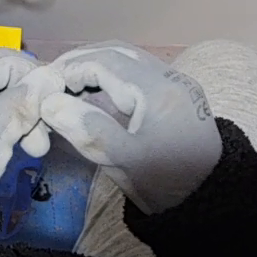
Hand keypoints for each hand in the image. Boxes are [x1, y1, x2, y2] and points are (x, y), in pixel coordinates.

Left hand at [0, 50, 60, 190]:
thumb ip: (21, 103)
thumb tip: (49, 76)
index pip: (5, 61)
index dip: (36, 77)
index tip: (56, 104)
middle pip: (1, 82)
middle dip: (28, 106)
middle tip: (42, 141)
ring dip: (18, 122)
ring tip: (33, 151)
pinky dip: (2, 132)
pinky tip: (12, 151)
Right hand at [40, 43, 221, 213]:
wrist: (210, 204)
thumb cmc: (167, 184)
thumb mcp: (126, 162)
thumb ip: (90, 130)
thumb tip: (51, 104)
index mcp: (159, 90)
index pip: (107, 61)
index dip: (71, 68)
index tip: (46, 85)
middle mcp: (169, 78)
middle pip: (118, 53)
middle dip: (81, 62)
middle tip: (53, 79)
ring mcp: (173, 85)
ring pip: (127, 61)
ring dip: (95, 68)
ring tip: (67, 87)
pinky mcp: (173, 97)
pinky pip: (136, 75)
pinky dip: (110, 79)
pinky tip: (91, 95)